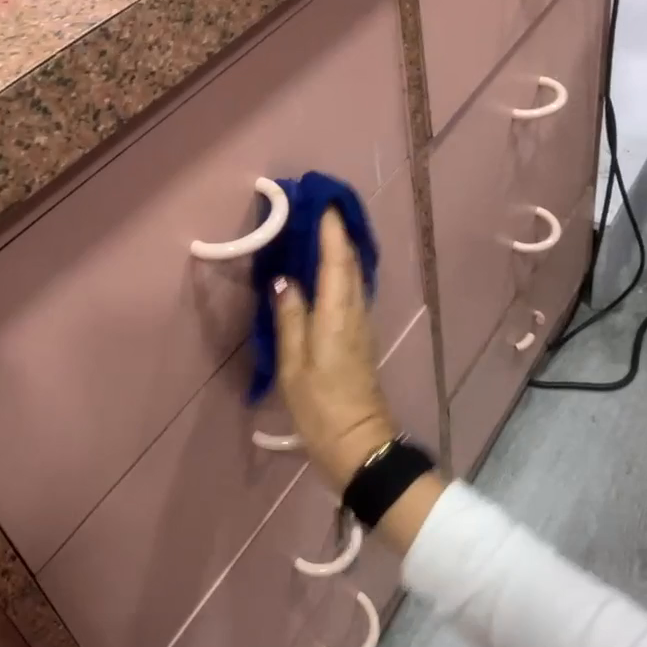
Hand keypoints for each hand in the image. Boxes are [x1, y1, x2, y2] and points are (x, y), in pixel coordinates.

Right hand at [272, 209, 400, 491]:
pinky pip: (350, 290)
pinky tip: (322, 270)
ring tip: (314, 229)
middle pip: (350, 261)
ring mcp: (361, 325)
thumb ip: (290, 319)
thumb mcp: (294, 366)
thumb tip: (284, 279)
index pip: (337, 259)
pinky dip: (338, 270)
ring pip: (352, 275)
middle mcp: (355, 312)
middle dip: (336, 231)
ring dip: (337, 248)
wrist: (362, 449)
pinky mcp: (359, 337)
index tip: (318, 197)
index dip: (330, 227)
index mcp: (337, 315)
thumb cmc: (322, 408)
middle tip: (313, 206)